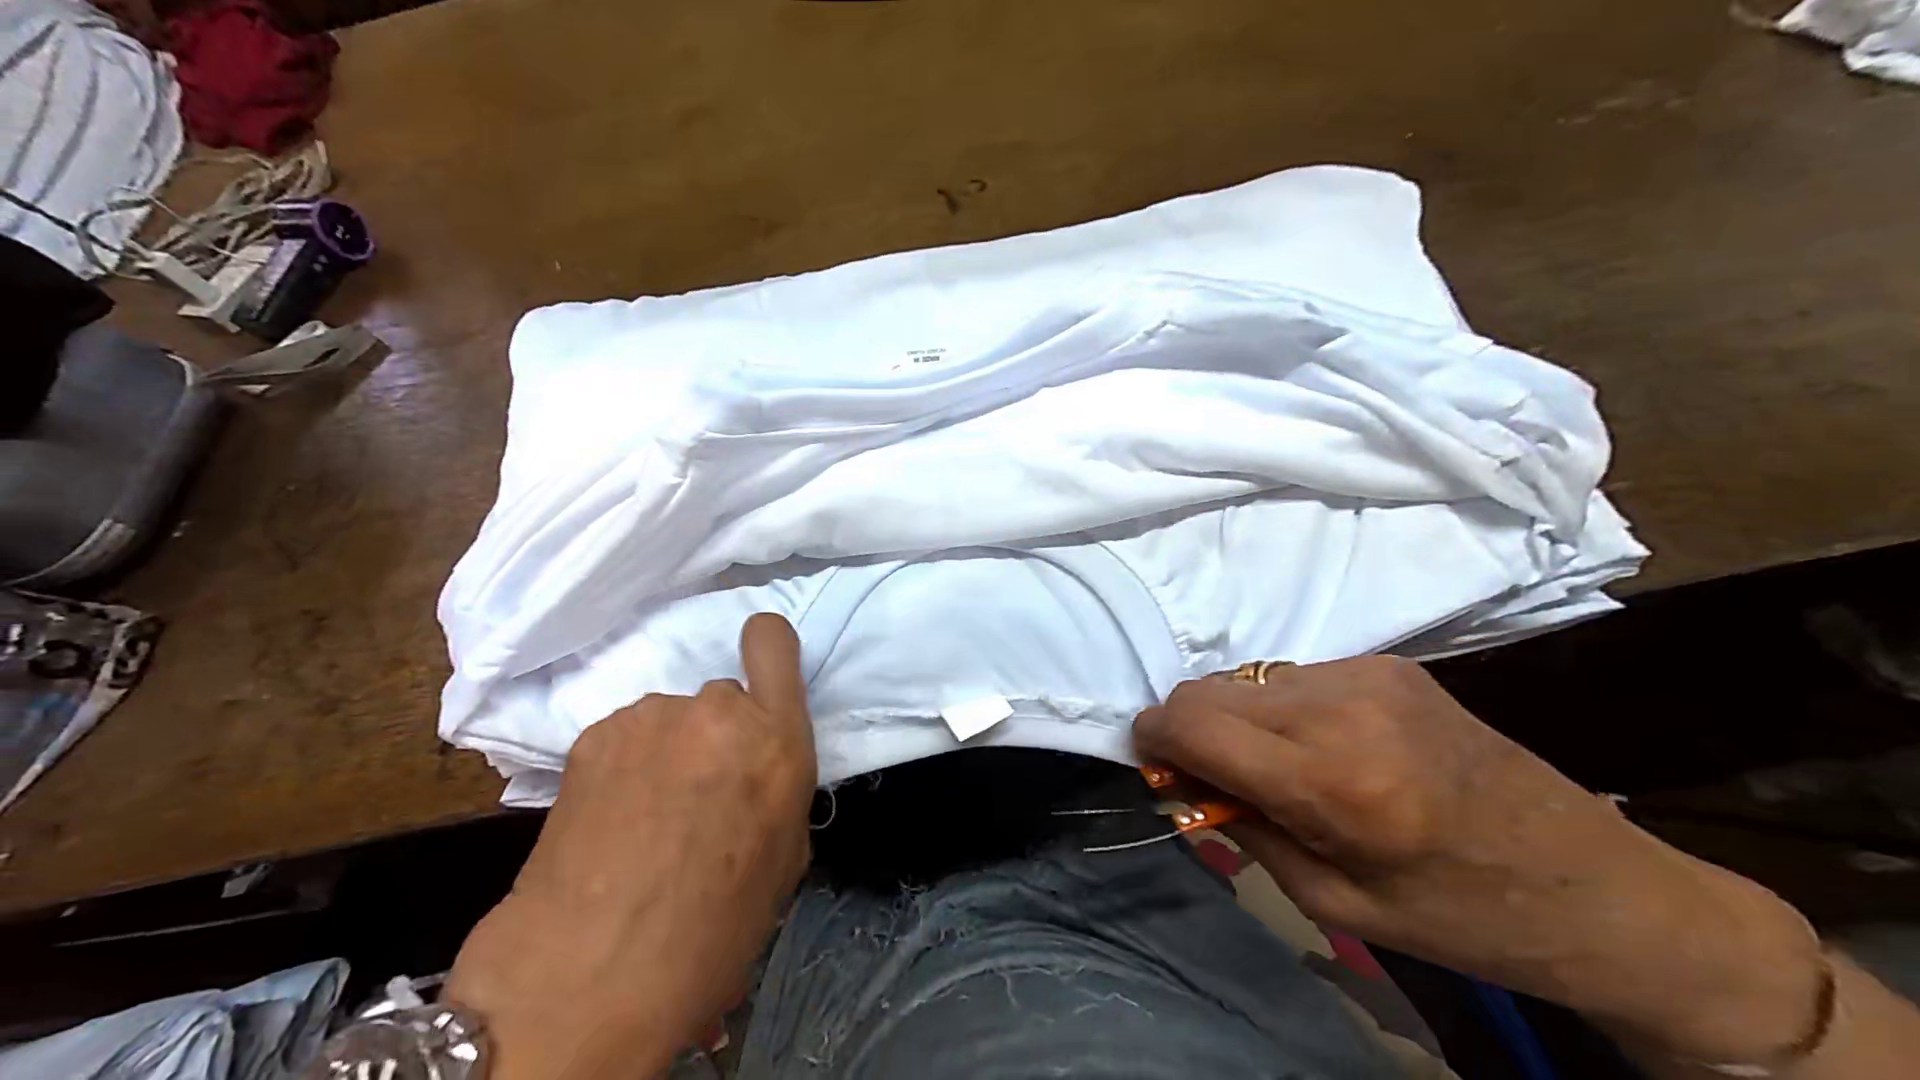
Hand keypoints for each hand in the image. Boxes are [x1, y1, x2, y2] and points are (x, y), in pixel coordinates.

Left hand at [446, 614, 815, 1079]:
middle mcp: (716, 711)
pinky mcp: (592, 736)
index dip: (768, 646)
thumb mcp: (784, 857)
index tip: (761, 675)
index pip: (773, 641)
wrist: (592, 973)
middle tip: (698, 793)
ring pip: (672, 720)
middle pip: (724, 697)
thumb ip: (778, 788)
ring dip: (668, 751)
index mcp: (775, 739)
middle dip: (718, 734)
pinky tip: (611, 820)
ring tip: (647, 816)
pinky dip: (625, 767)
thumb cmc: (715, 928)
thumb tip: (756, 773)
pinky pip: (627, 738)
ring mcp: (650, 718)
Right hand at [1133, 656, 1826, 1066]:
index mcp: (1332, 781)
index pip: (1194, 722)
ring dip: (1235, 717)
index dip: (1153, 736)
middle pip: (1209, 688)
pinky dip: (1278, 707)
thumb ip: (1242, 828)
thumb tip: (1181, 777)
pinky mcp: (1388, 662)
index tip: (1153, 762)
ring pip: (1246, 678)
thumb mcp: (1332, 902)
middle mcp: (1342, 706)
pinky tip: (1317, 744)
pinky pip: (1292, 675)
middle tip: (1209, 776)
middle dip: (1189, 728)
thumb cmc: (1458, 916)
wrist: (1596, 885)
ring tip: (1273, 765)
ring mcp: (1367, 674)